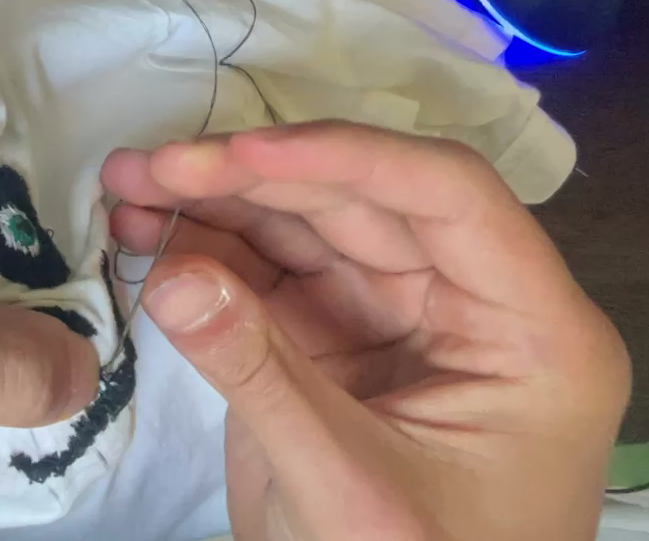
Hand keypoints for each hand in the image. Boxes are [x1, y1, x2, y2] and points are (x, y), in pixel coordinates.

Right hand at [104, 123, 628, 540]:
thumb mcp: (348, 494)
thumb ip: (259, 376)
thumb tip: (170, 274)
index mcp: (525, 331)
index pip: (445, 197)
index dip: (342, 156)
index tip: (235, 154)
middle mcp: (453, 297)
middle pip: (344, 196)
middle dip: (239, 175)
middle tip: (144, 168)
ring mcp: (377, 305)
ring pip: (287, 216)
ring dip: (202, 196)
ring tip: (123, 184)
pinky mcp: (312, 322)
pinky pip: (249, 258)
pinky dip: (190, 239)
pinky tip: (137, 230)